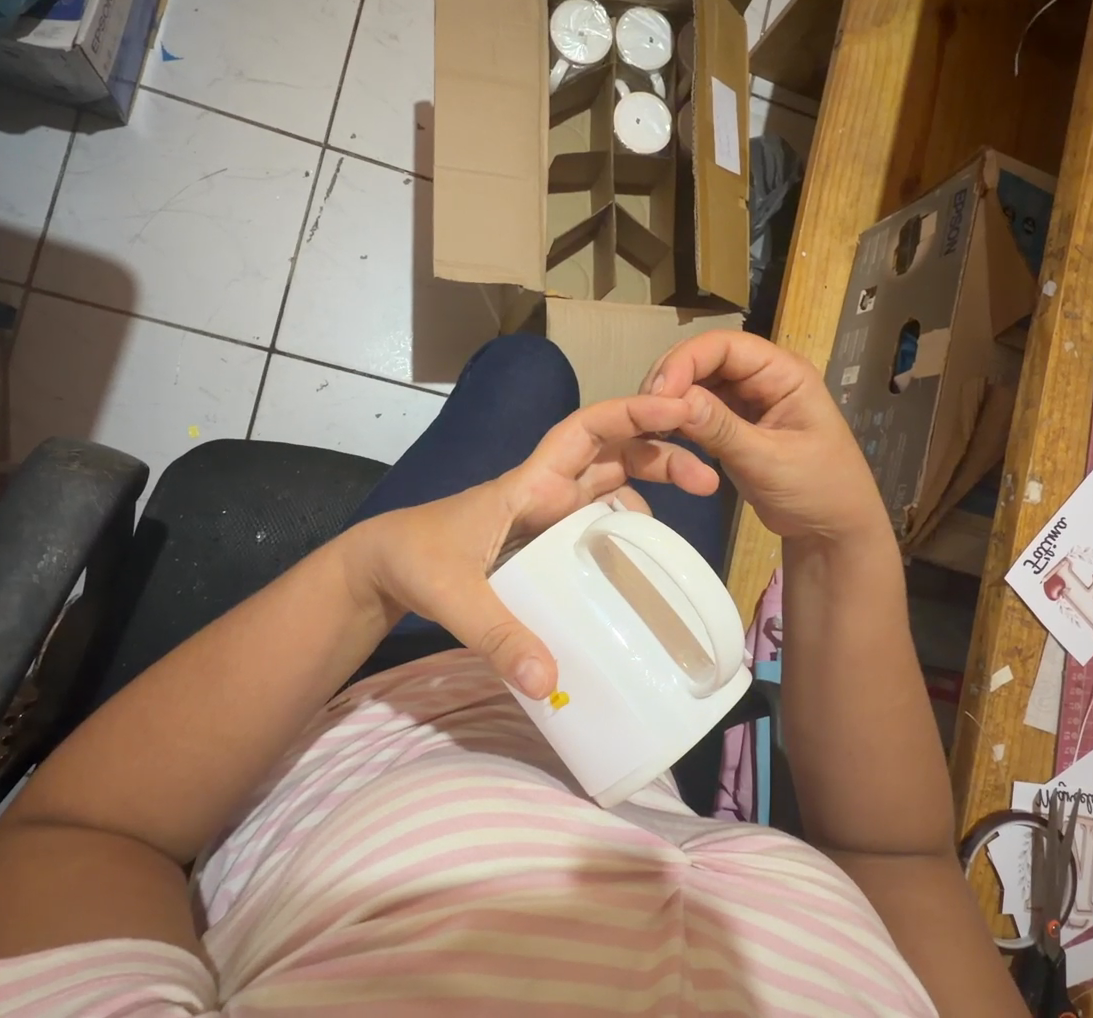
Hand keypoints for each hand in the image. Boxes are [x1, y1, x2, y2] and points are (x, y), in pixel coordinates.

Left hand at [348, 395, 718, 698]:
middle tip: (709, 479)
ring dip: (650, 484)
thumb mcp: (451, 594)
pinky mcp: (543, 540)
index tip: (680, 410)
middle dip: (662, 452)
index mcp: (528, 485)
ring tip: (692, 507)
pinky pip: (595, 521)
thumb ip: (495, 634)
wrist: (382, 564)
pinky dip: (624, 525)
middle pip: (613, 454)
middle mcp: (544, 492)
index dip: (633, 414)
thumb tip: (549, 682)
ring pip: (609, 483)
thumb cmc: (413, 559)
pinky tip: (641, 555)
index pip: (586, 431)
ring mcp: (546, 515)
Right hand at [644, 331, 887, 543]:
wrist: (830, 532)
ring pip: (696, 384)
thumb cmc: (817, 491)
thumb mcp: (769, 461)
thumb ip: (723, 430)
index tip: (657, 394)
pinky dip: (676, 420)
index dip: (686, 361)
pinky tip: (657, 436)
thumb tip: (676, 401)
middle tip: (642, 411)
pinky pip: (698, 411)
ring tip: (645, 424)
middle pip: (706, 359)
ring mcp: (745, 401)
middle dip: (672, 379)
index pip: (726, 346)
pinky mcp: (732, 425)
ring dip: (670, 400)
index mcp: (783, 372)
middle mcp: (761, 377)